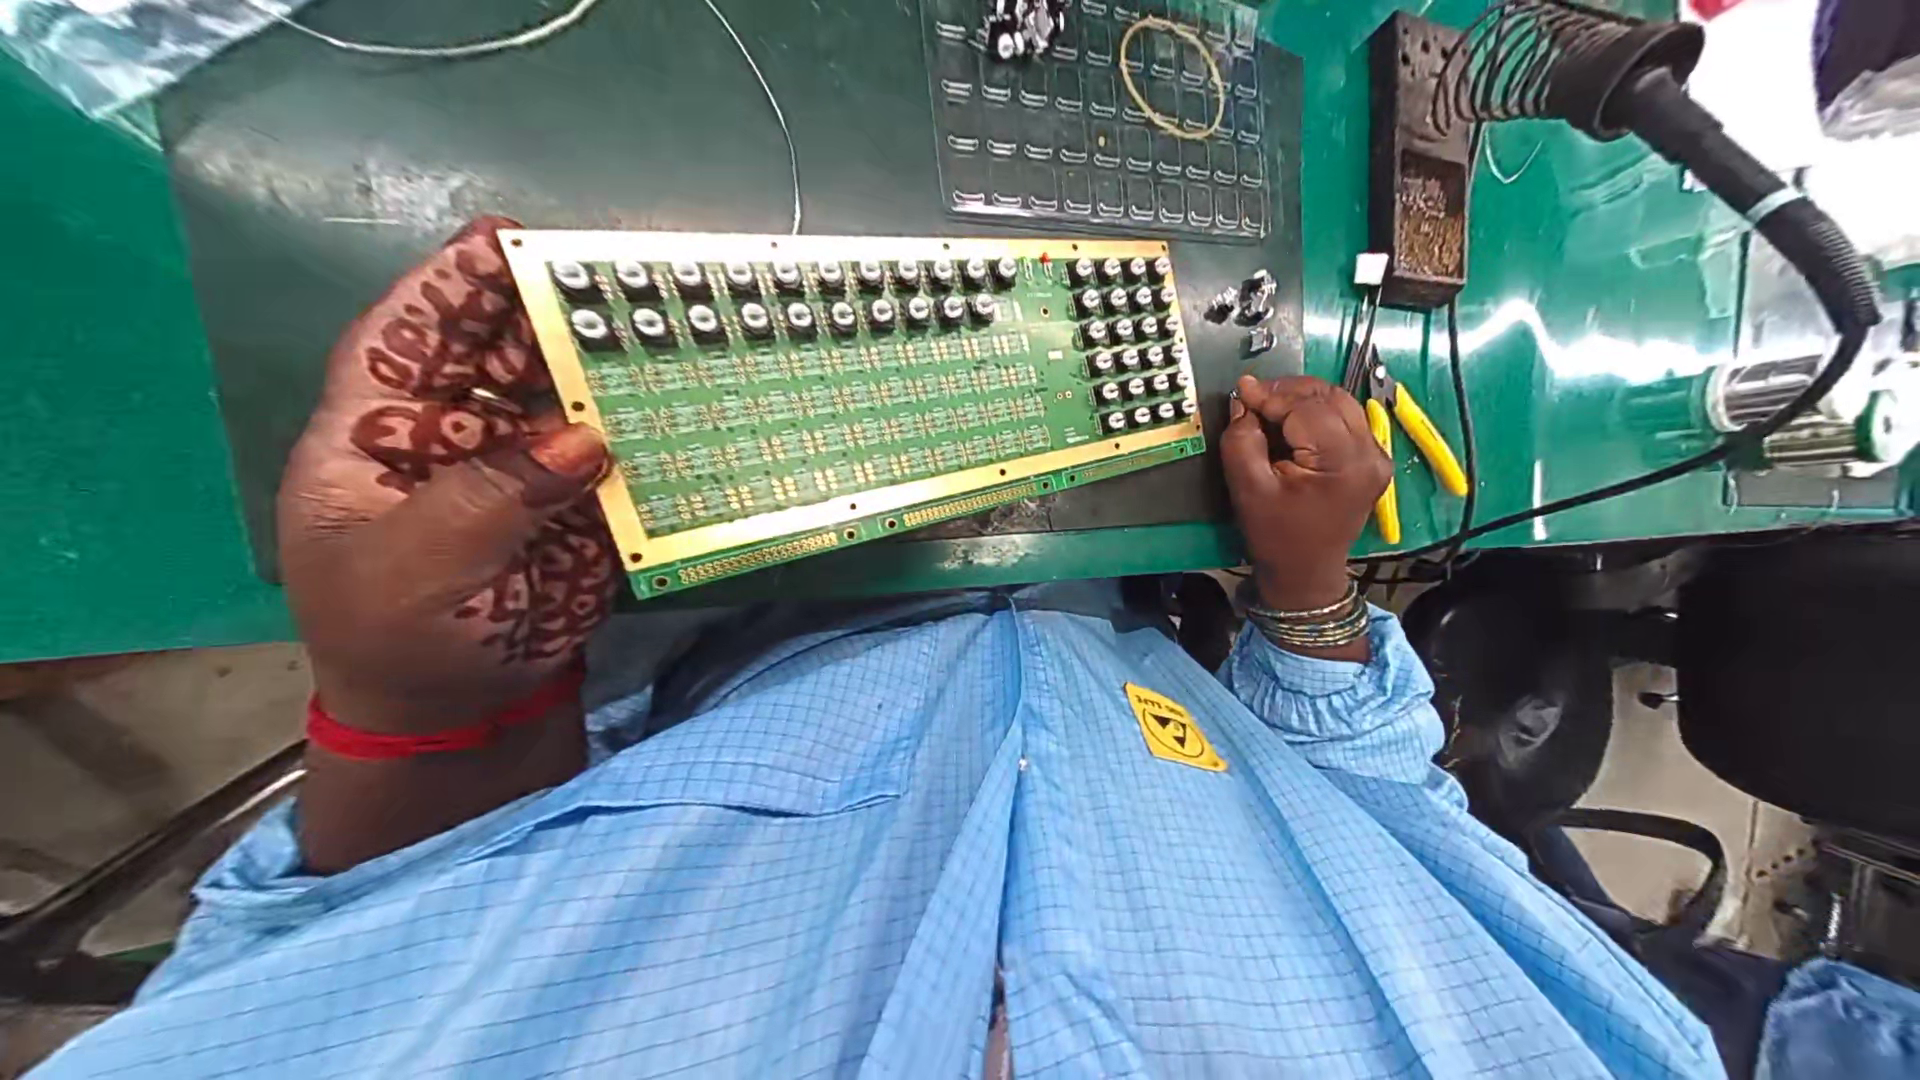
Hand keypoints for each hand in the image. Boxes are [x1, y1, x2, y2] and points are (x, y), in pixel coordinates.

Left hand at [278, 217, 619, 733]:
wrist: (464, 702)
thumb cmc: (402, 636)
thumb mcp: (415, 569)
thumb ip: (490, 498)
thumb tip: (586, 438)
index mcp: (385, 432)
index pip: (412, 337)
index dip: (454, 285)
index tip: (509, 238)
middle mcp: (463, 434)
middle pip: (506, 354)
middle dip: (554, 316)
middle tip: (617, 286)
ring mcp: (530, 466)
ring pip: (571, 397)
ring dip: (612, 371)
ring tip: (664, 338)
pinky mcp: (582, 499)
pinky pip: (617, 453)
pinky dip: (646, 433)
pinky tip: (680, 409)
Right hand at [1220, 374, 1391, 611]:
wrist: (1305, 571)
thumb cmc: (1275, 535)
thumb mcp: (1248, 489)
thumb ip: (1242, 442)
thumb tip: (1243, 404)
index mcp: (1343, 462)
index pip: (1306, 409)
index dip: (1271, 396)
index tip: (1241, 389)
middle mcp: (1370, 452)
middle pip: (1329, 398)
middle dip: (1288, 391)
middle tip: (1252, 395)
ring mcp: (1375, 454)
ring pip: (1339, 402)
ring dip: (1301, 398)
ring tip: (1267, 404)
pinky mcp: (1370, 458)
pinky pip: (1343, 418)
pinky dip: (1314, 411)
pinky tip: (1288, 420)